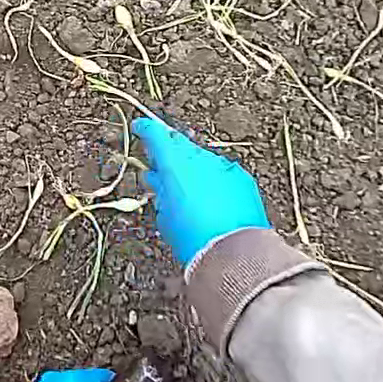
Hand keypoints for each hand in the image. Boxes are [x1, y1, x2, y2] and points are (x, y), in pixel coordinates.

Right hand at [131, 115, 269, 265]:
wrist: (233, 254)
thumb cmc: (193, 238)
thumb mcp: (165, 215)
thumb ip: (159, 190)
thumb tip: (156, 177)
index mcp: (175, 165)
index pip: (157, 135)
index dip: (147, 129)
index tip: (141, 128)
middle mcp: (200, 159)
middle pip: (181, 144)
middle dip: (171, 152)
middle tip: (163, 167)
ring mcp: (223, 166)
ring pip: (202, 158)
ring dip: (194, 167)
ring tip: (189, 190)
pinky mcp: (241, 177)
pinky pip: (222, 171)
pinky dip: (214, 179)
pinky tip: (212, 198)